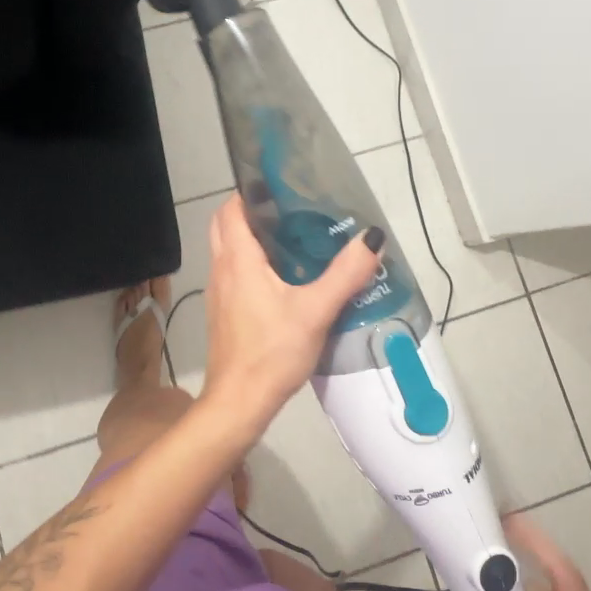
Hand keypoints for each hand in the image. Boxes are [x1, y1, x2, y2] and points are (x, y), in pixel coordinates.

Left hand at [198, 195, 384, 432]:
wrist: (238, 402)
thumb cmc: (272, 351)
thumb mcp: (316, 311)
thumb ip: (345, 274)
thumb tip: (372, 238)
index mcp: (238, 260)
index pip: (231, 209)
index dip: (249, 192)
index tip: (280, 188)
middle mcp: (221, 270)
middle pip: (224, 226)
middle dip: (249, 212)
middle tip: (287, 212)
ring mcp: (218, 293)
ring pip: (227, 251)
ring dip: (248, 238)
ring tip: (289, 240)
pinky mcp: (222, 314)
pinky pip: (232, 275)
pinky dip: (249, 265)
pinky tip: (281, 281)